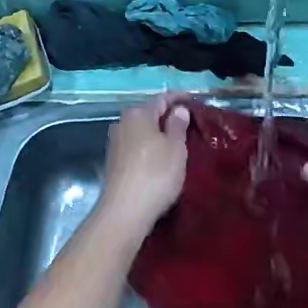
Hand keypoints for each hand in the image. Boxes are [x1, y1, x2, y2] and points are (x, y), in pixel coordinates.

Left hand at [96, 93, 190, 233]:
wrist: (125, 209)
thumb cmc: (156, 173)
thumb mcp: (175, 147)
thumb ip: (177, 125)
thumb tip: (177, 109)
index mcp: (138, 113)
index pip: (161, 98)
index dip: (178, 97)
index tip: (193, 98)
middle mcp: (122, 122)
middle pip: (148, 112)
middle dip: (167, 114)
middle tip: (188, 120)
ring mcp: (116, 141)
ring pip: (141, 129)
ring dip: (158, 131)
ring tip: (178, 138)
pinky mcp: (114, 160)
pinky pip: (136, 144)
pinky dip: (149, 144)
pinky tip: (160, 154)